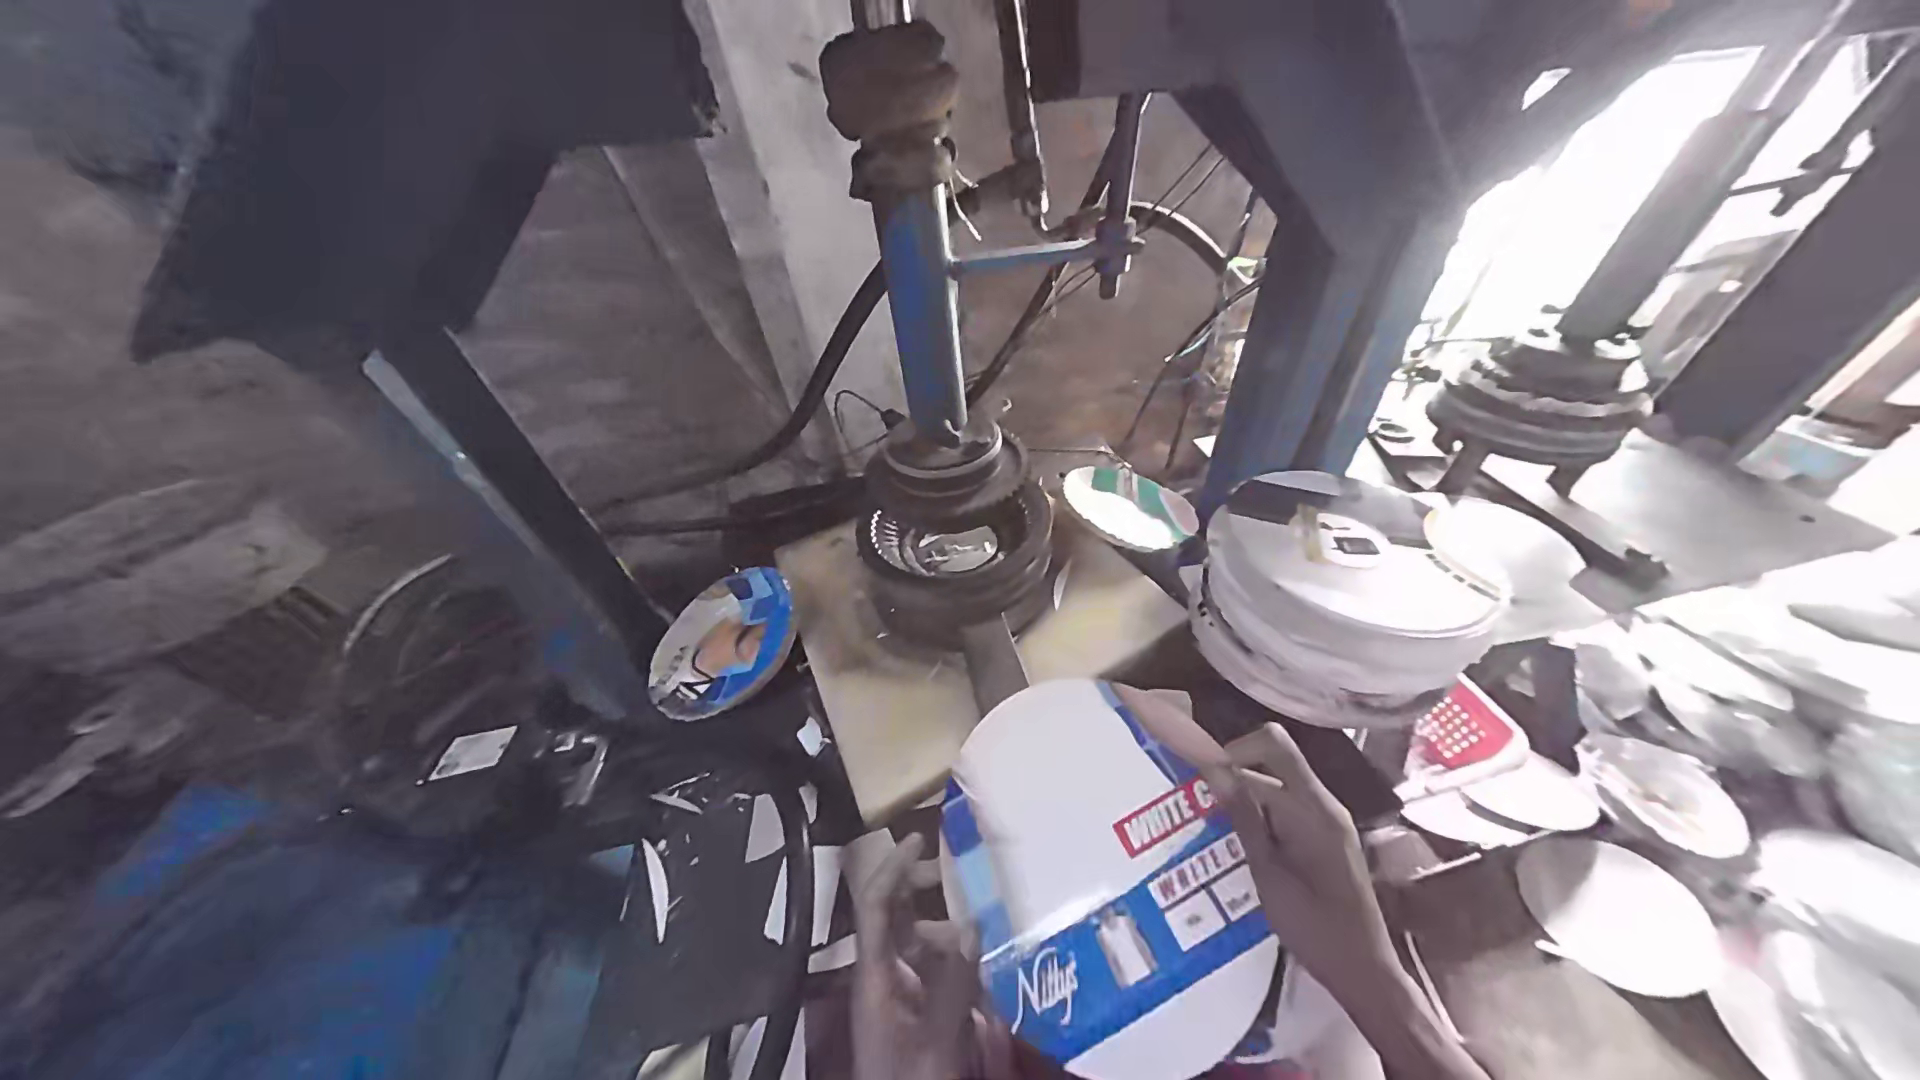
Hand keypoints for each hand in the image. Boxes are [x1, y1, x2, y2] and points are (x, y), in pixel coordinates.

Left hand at [851, 833, 1013, 1079]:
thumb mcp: (934, 1044)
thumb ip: (954, 984)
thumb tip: (972, 924)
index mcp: (874, 976)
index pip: (875, 906)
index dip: (891, 867)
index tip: (917, 837)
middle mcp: (884, 975)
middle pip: (898, 915)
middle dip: (926, 888)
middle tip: (961, 870)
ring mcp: (902, 994)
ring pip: (922, 940)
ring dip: (950, 924)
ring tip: (984, 916)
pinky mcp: (921, 1012)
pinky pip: (938, 969)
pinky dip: (959, 956)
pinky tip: (985, 958)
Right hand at [1206, 723, 1489, 1079]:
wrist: (1365, 974)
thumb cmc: (1314, 928)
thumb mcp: (1268, 872)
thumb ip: (1243, 816)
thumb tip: (1214, 769)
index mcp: (1314, 806)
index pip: (1274, 745)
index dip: (1237, 747)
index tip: (1208, 774)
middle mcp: (1323, 803)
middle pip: (1271, 764)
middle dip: (1233, 776)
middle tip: (1199, 803)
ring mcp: (1326, 819)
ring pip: (1274, 786)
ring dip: (1243, 798)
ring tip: (1212, 824)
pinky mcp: (1323, 835)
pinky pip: (1284, 807)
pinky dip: (1258, 814)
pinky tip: (1237, 841)